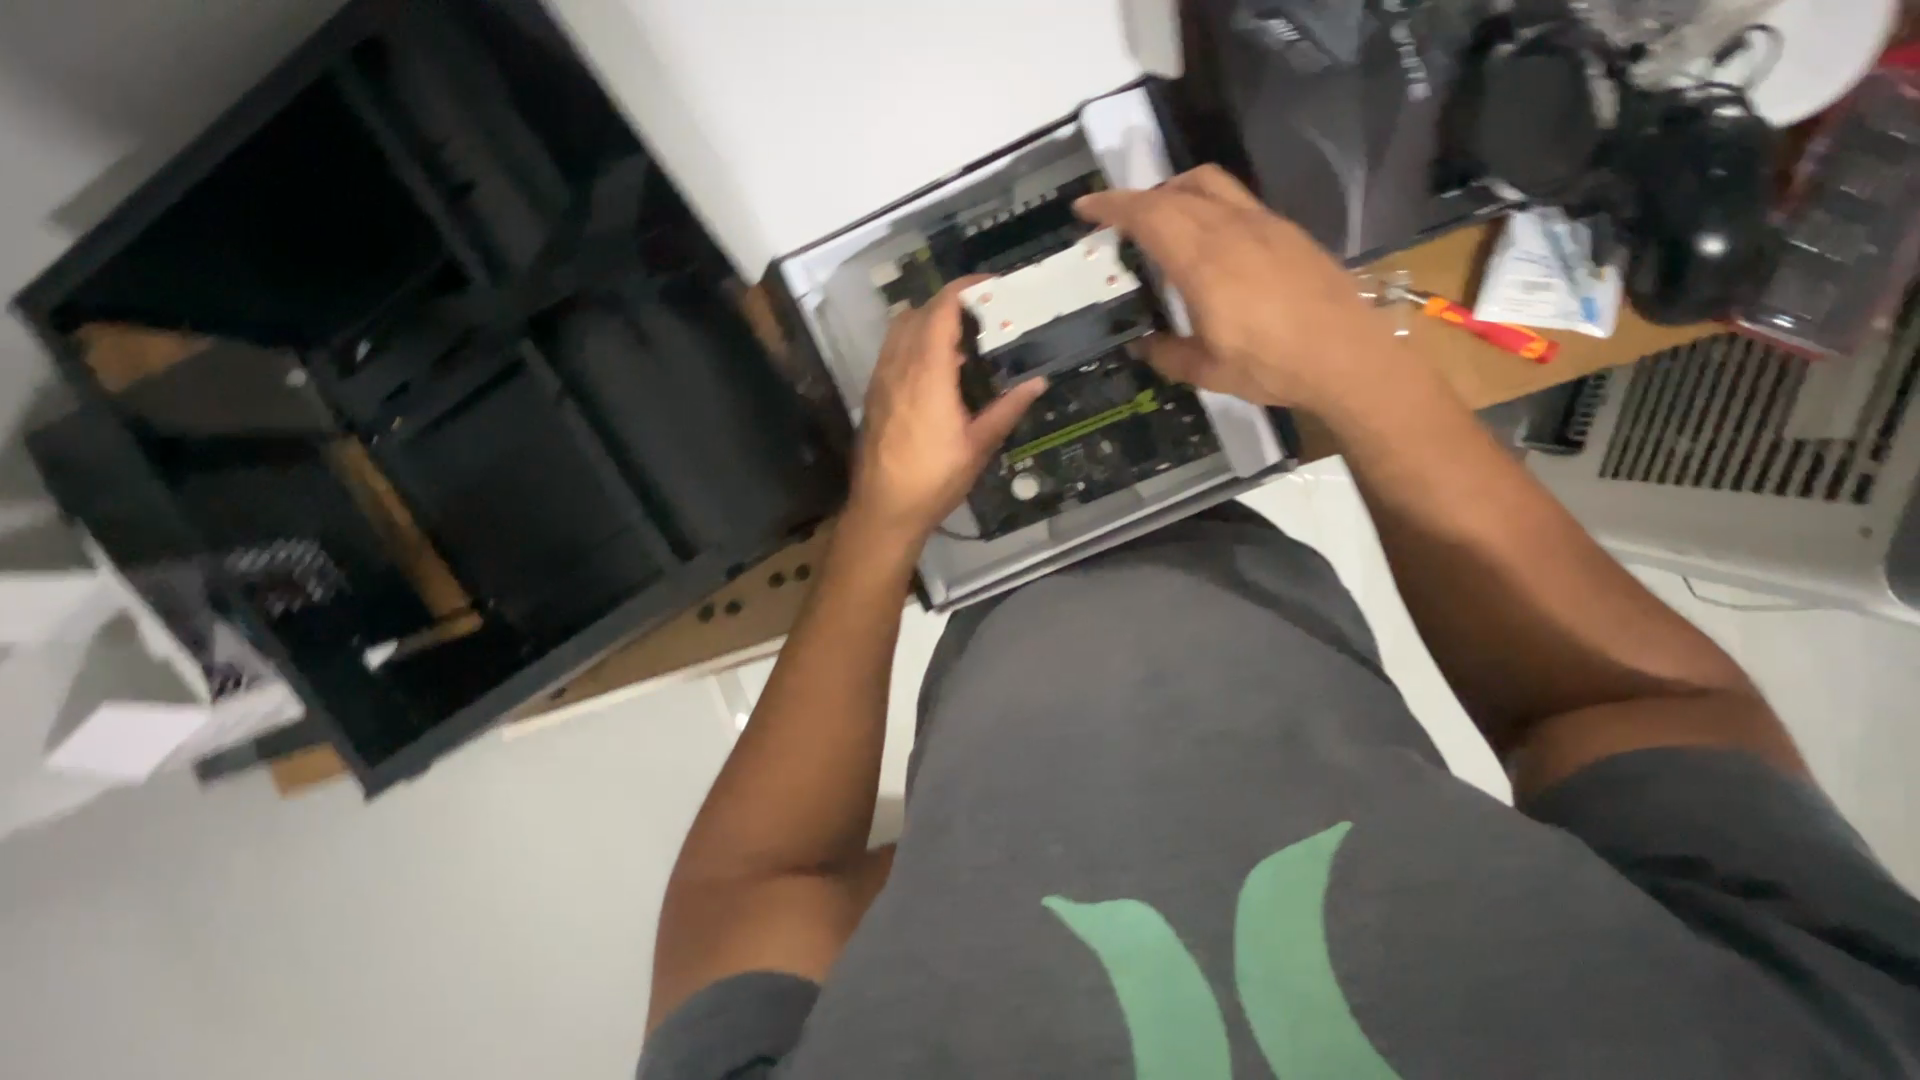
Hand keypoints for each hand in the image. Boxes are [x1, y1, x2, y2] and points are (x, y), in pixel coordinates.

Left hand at [846, 277, 1047, 545]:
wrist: (883, 510)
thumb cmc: (934, 479)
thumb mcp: (978, 446)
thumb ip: (1007, 408)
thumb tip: (1037, 383)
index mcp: (928, 372)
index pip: (942, 309)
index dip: (965, 289)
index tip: (991, 287)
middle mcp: (899, 365)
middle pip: (919, 312)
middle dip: (950, 303)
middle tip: (983, 315)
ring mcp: (881, 378)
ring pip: (900, 329)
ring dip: (928, 322)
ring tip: (961, 341)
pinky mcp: (874, 394)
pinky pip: (892, 351)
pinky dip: (913, 343)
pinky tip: (936, 370)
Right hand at [1074, 165, 1401, 415]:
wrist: (1348, 356)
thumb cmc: (1272, 366)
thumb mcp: (1207, 371)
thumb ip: (1167, 354)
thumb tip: (1142, 344)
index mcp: (1203, 262)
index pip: (1148, 216)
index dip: (1111, 207)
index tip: (1085, 208)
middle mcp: (1230, 230)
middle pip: (1172, 194)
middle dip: (1134, 199)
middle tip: (1113, 219)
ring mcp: (1262, 224)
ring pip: (1207, 184)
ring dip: (1172, 191)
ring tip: (1158, 216)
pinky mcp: (1285, 230)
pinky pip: (1234, 199)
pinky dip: (1204, 202)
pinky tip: (1206, 234)